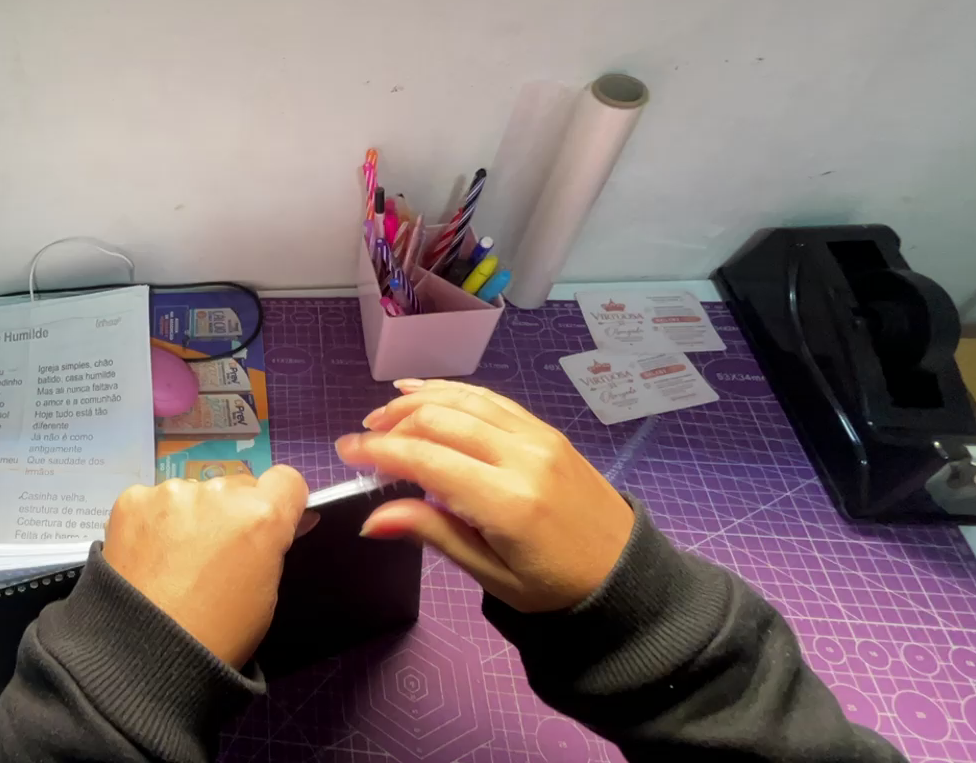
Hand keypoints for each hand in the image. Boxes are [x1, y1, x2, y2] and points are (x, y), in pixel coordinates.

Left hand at [101, 466, 310, 667]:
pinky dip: (153, 520)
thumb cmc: (219, 633)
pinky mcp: (133, 498)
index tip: (270, 522)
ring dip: (191, 515)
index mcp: (259, 515)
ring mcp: (171, 491)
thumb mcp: (265, 594)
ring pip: (193, 492)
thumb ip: (274, 544)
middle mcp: (216, 492)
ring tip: (174, 561)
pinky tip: (147, 555)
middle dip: (231, 513)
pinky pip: (153, 500)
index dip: (281, 501)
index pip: (287, 480)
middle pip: (236, 487)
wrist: (143, 651)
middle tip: (214, 555)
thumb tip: (288, 519)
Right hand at [336, 379, 632, 612]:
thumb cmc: (553, 586)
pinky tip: (418, 391)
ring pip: (460, 399)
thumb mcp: (489, 573)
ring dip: (414, 402)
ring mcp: (536, 436)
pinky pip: (487, 397)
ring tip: (382, 414)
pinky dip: (446, 390)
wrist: (629, 578)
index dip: (378, 451)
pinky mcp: (543, 428)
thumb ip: (430, 532)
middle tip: (364, 439)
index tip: (346, 452)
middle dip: (392, 424)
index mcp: (507, 502)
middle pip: (439, 420)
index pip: (426, 460)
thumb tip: (371, 519)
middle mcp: (521, 457)